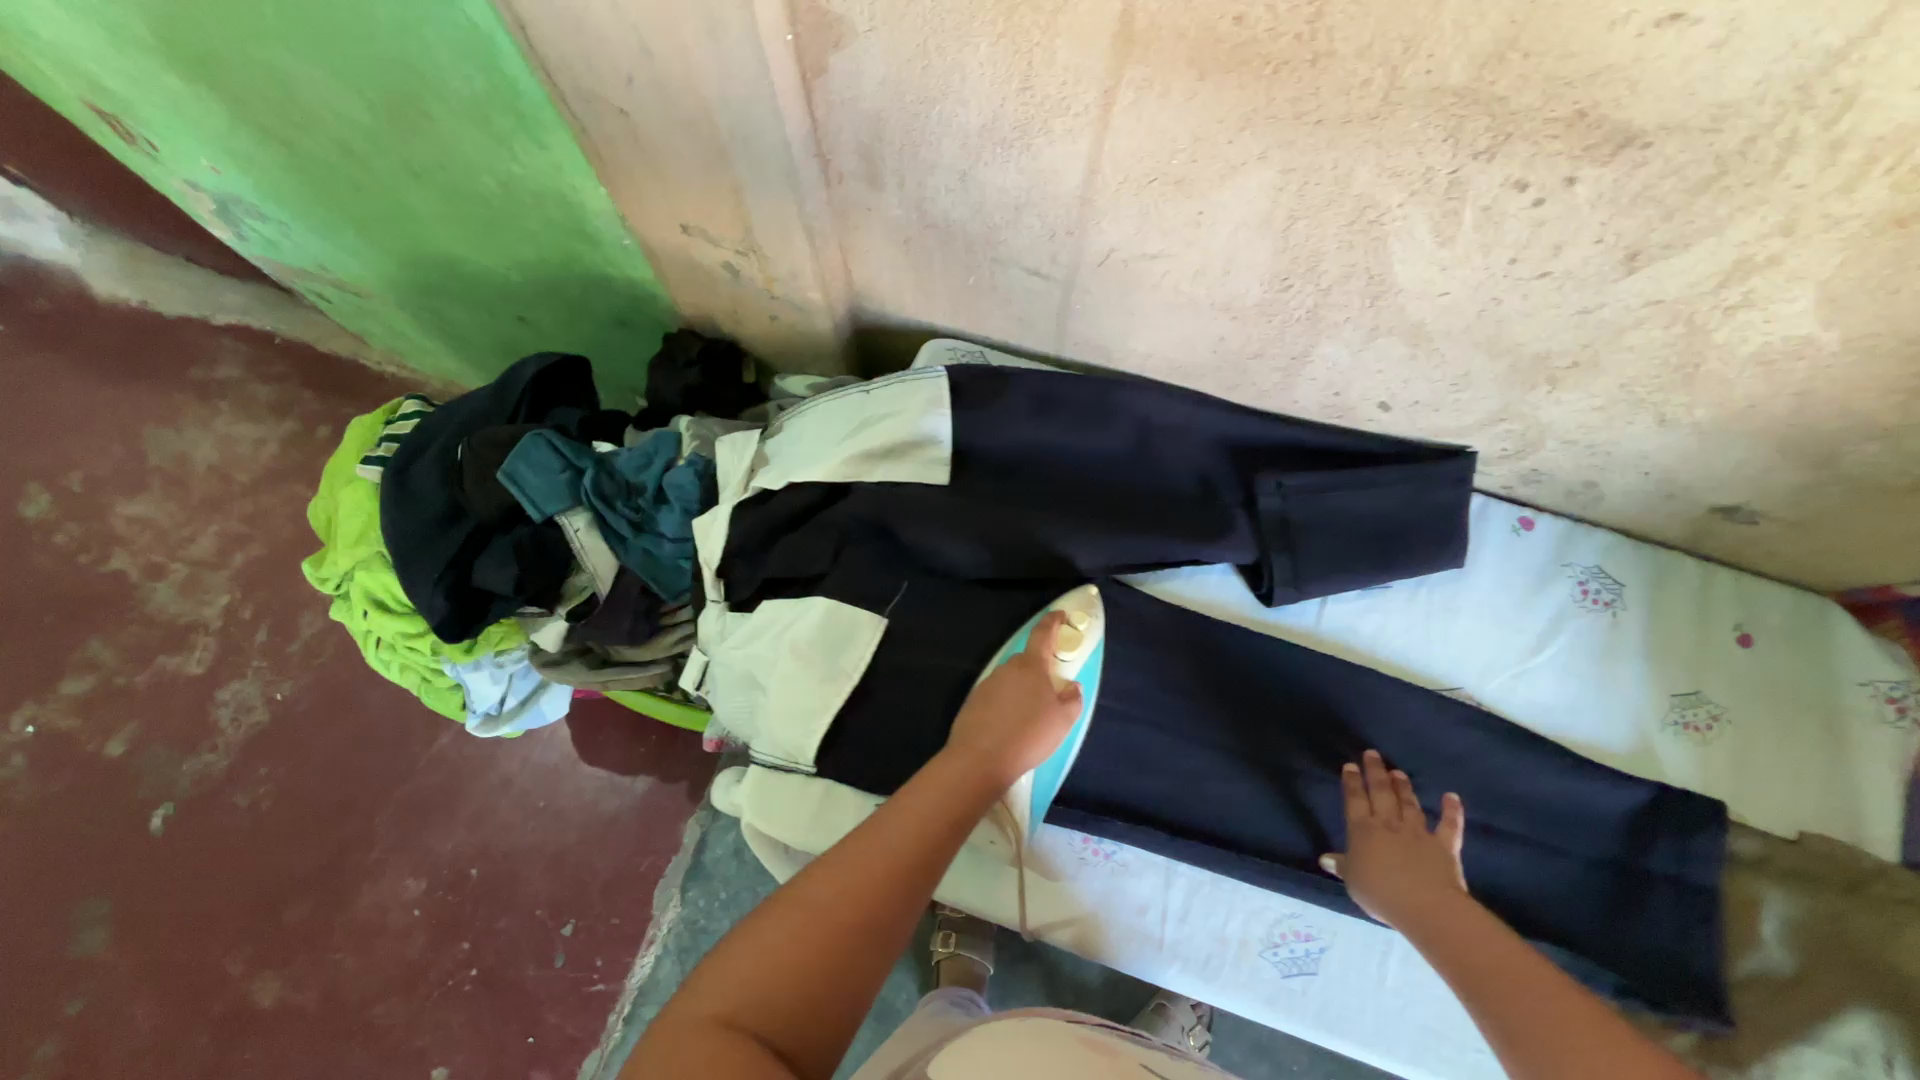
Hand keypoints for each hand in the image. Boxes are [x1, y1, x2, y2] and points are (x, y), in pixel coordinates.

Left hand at [942, 611, 1085, 787]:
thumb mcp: (1063, 720)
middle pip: (1026, 660)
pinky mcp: (973, 701)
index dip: (1053, 622)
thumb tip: (1071, 686)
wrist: (980, 759)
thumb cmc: (1029, 735)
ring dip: (1020, 690)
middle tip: (1049, 690)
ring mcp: (987, 684)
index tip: (1060, 615)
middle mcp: (1007, 668)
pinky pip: (995, 696)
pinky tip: (1009, 725)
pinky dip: (1005, 704)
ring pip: (1010, 679)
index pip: (1043, 634)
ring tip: (1029, 716)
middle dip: (1038, 669)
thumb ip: (1072, 698)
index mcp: (1031, 666)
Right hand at [1320, 749, 1467, 929]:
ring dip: (1404, 787)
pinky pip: (1449, 825)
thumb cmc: (1380, 894)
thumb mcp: (1353, 881)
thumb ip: (1342, 866)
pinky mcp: (1444, 845)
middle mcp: (1389, 825)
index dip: (1352, 782)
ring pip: (1409, 804)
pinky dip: (1452, 810)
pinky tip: (1451, 796)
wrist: (1425, 906)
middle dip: (1376, 772)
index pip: (1355, 801)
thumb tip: (1325, 859)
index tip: (1350, 765)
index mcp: (1363, 831)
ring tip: (1398, 772)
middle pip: (1381, 793)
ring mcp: (1418, 833)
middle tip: (1373, 754)